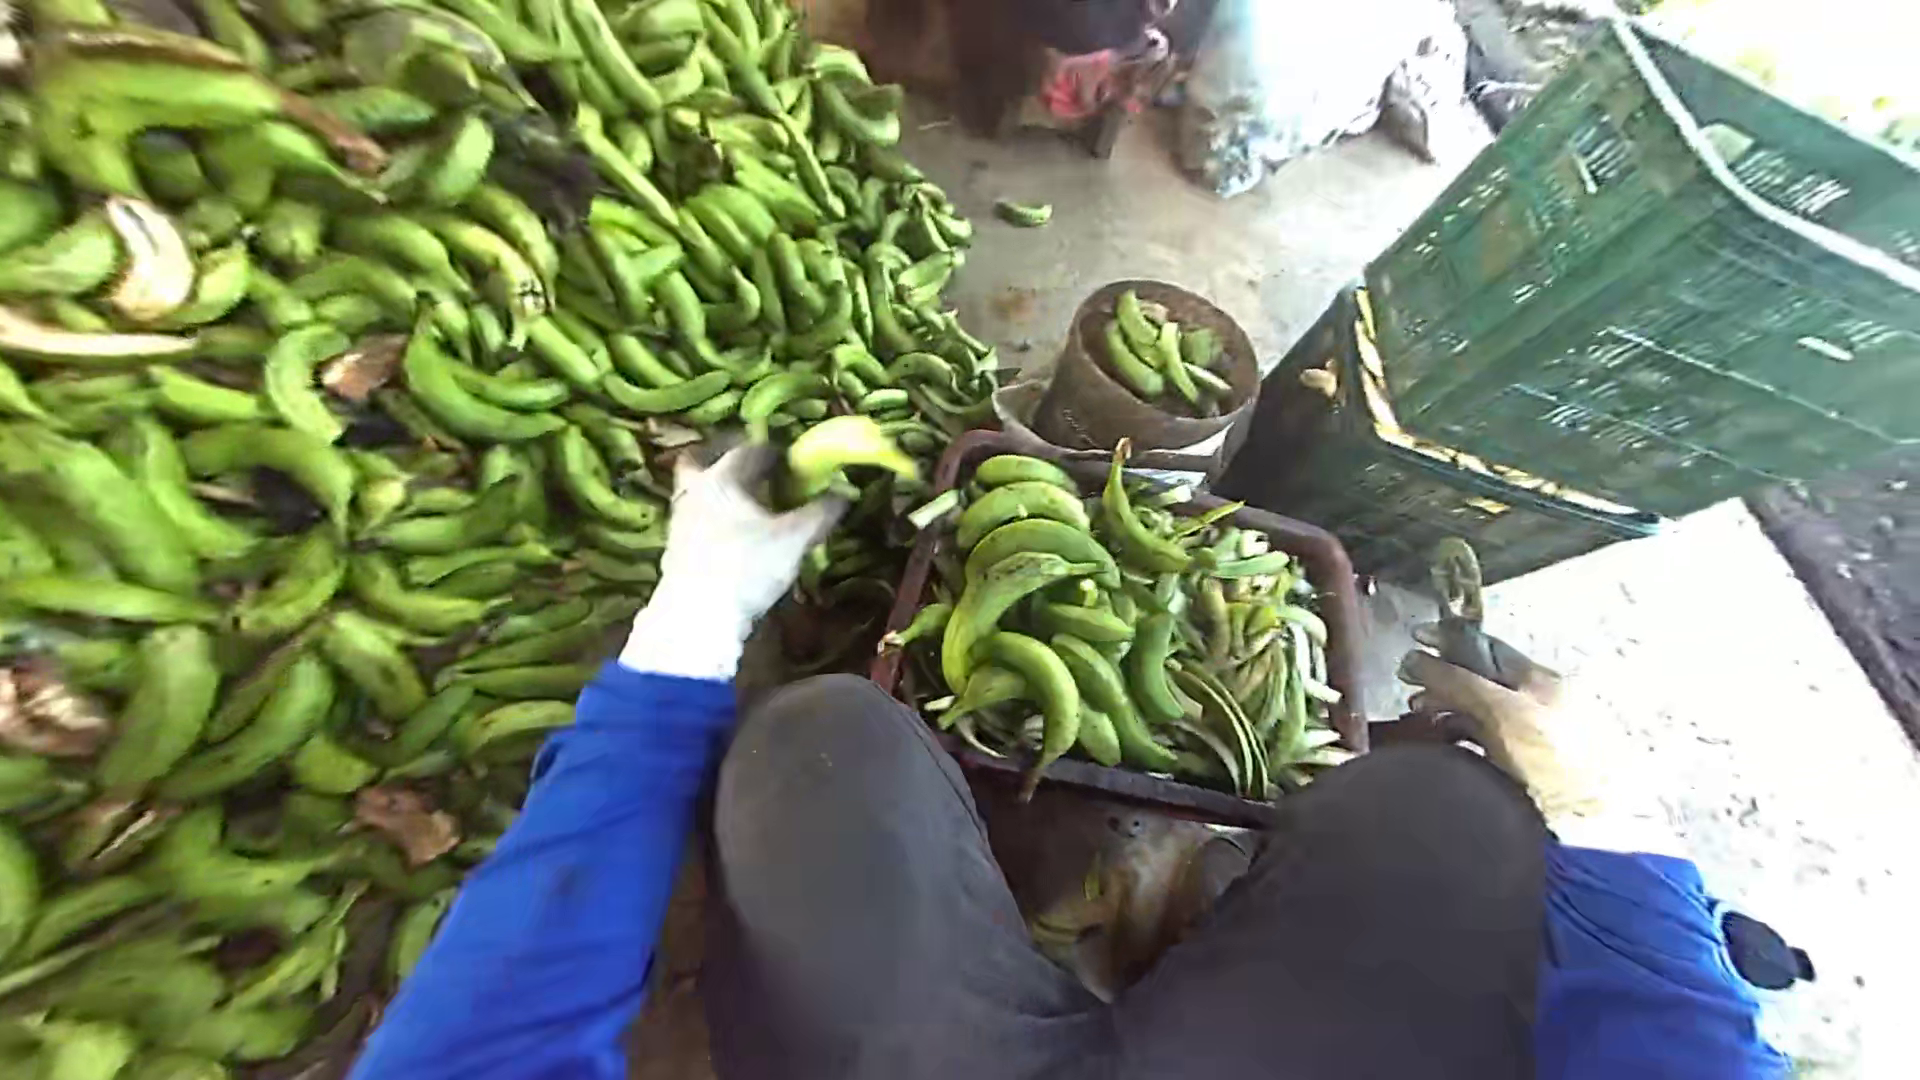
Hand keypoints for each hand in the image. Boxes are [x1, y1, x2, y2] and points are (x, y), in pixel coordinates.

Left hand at [619, 445, 846, 680]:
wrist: (698, 616)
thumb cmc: (747, 566)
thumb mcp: (794, 539)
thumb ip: (820, 513)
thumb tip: (844, 494)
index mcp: (723, 479)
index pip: (748, 451)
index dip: (772, 451)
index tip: (790, 457)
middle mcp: (695, 492)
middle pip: (700, 460)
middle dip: (723, 457)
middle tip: (748, 465)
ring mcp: (680, 521)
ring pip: (693, 491)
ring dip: (715, 489)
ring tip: (741, 501)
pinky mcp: (675, 549)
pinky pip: (693, 519)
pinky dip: (710, 517)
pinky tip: (728, 534)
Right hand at [1398, 625, 1598, 819]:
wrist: (1581, 822)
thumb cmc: (1546, 757)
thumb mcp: (1499, 709)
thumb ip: (1455, 679)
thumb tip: (1413, 658)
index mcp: (1537, 679)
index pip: (1484, 645)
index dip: (1448, 638)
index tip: (1415, 637)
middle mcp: (1534, 698)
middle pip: (1474, 673)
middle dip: (1439, 674)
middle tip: (1409, 681)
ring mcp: (1526, 728)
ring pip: (1471, 702)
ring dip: (1441, 702)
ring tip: (1419, 711)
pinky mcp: (1517, 756)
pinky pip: (1475, 730)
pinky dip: (1452, 727)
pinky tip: (1440, 735)